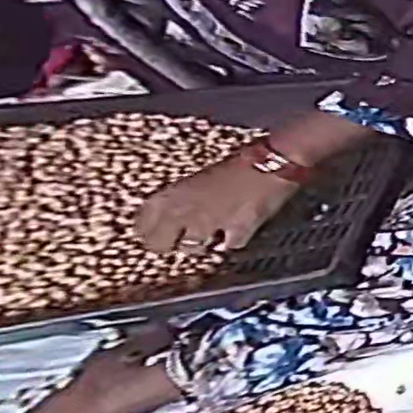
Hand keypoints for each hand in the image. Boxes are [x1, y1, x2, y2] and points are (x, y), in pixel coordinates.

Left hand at [134, 155, 299, 252]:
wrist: (272, 164)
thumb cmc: (236, 164)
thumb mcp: (198, 179)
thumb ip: (183, 199)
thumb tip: (180, 215)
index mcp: (166, 198)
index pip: (140, 227)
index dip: (151, 231)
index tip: (161, 232)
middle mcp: (180, 215)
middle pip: (160, 245)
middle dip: (171, 244)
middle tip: (183, 240)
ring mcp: (209, 224)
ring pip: (194, 248)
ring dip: (203, 243)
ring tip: (213, 237)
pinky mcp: (238, 231)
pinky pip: (230, 245)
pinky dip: (234, 241)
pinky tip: (238, 234)